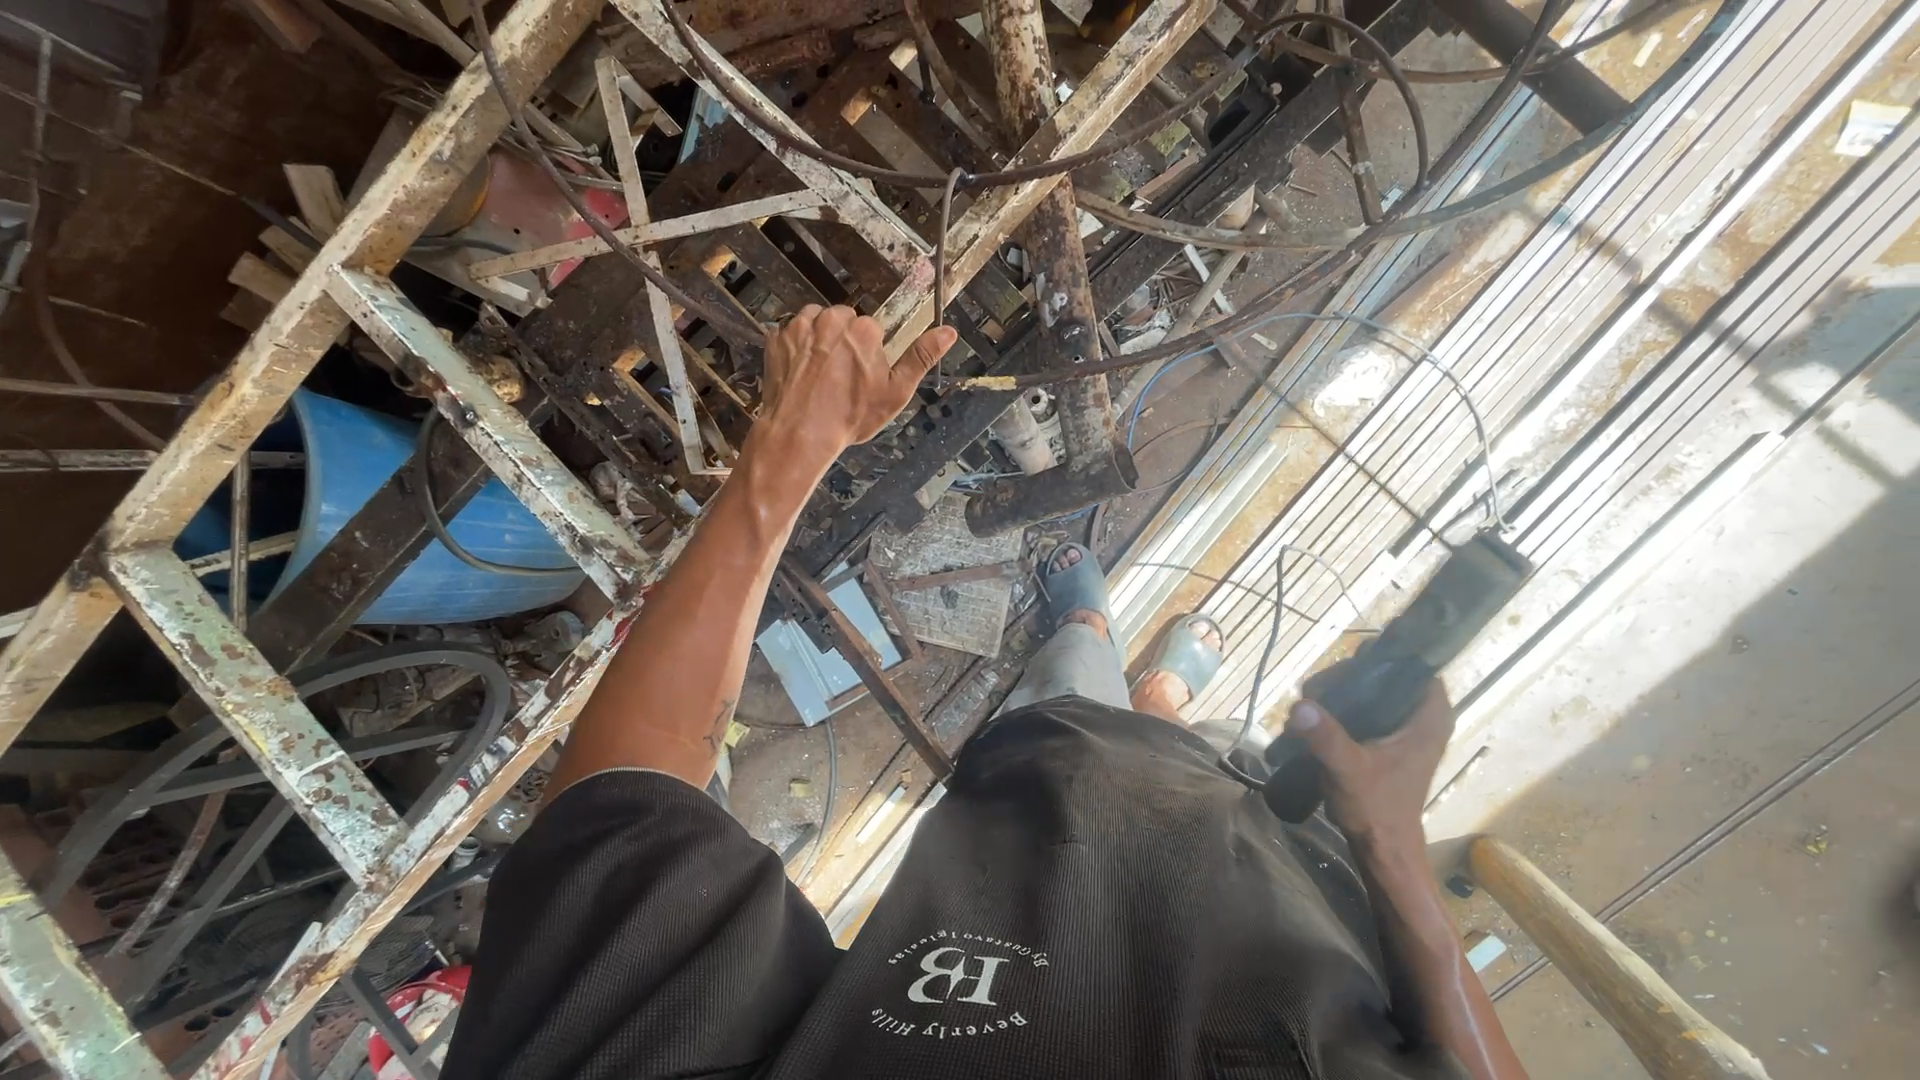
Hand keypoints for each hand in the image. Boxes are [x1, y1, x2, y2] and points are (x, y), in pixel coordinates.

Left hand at [754, 305, 956, 470]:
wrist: (800, 433)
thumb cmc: (851, 416)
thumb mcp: (895, 392)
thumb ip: (921, 357)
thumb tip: (949, 331)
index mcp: (863, 329)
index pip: (870, 329)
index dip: (868, 353)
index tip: (862, 376)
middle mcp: (830, 319)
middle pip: (842, 321)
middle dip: (842, 341)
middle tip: (839, 377)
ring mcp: (799, 327)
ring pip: (815, 322)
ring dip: (818, 339)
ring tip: (818, 374)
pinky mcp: (775, 338)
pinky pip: (788, 333)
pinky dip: (793, 347)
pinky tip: (798, 372)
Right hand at [1285, 678, 1454, 848]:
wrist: (1382, 848)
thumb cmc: (1376, 809)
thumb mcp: (1348, 770)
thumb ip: (1327, 738)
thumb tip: (1300, 705)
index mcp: (1429, 718)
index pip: (1413, 665)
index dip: (1381, 658)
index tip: (1345, 667)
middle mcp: (1422, 717)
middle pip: (1384, 674)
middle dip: (1347, 677)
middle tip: (1316, 692)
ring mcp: (1404, 729)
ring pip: (1371, 690)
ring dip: (1339, 692)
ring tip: (1312, 705)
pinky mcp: (1386, 741)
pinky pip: (1364, 708)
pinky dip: (1341, 707)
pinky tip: (1318, 718)